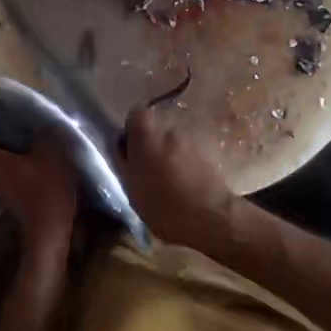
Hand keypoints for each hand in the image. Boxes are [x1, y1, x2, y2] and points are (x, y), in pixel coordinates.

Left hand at [0, 136, 76, 268]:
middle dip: (5, 144)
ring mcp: (4, 193)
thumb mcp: (52, 154)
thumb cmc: (47, 187)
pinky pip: (15, 182)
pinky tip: (40, 171)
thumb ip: (44, 136)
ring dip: (16, 160)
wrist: (49, 228)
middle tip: (22, 132)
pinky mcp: (16, 203)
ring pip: (5, 170)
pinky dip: (24, 174)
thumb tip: (40, 123)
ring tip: (34, 150)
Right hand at [117, 106, 236, 251]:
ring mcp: (192, 141)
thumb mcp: (132, 189)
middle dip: (153, 145)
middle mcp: (170, 132)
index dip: (133, 127)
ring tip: (170, 181)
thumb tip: (121, 148)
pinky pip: (191, 154)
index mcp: (147, 138)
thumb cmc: (163, 206)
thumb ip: (124, 163)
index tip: (130, 145)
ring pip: (175, 144)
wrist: (209, 216)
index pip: (137, 114)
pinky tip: (186, 185)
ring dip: (171, 156)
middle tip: (149, 169)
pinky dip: (186, 164)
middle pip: (158, 130)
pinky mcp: (209, 153)